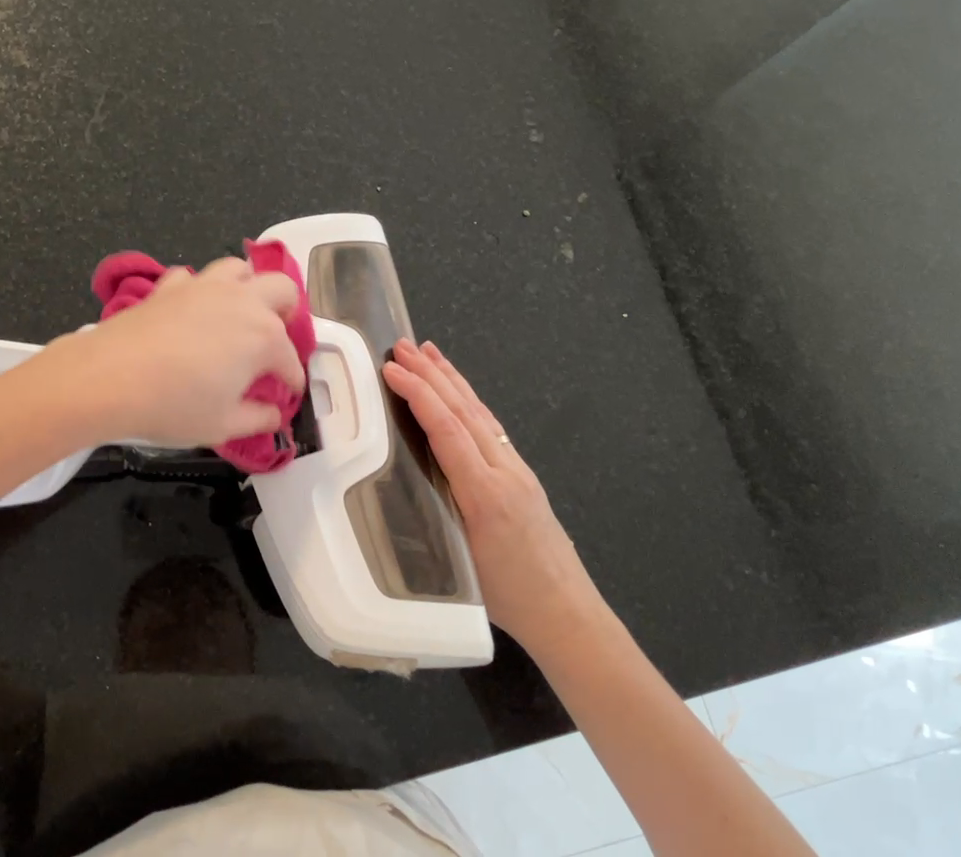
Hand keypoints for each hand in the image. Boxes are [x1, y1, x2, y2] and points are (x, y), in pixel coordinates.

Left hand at [46, 256, 305, 448]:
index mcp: (263, 338)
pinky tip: (192, 311)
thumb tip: (273, 415)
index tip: (284, 397)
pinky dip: (200, 290)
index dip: (291, 382)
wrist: (107, 378)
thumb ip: (257, 419)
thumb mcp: (222, 426)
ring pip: (240, 268)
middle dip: (287, 313)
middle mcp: (240, 302)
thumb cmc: (172, 406)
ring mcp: (203, 287)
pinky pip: (194, 277)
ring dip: (247, 288)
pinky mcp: (168, 286)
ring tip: (239, 315)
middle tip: (274, 342)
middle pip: (282, 289)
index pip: (290, 360)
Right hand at [382, 339, 607, 656]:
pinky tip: (459, 397)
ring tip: (429, 353)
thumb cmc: (509, 600)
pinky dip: (469, 403)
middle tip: (402, 345)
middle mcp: (505, 473)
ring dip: (452, 381)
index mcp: (485, 494)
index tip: (390, 369)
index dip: (418, 395)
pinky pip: (490, 430)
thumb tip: (394, 489)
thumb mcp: (460, 565)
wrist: (569, 615)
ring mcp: (517, 472)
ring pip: (480, 415)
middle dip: (432, 374)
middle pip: (465, 411)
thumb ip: (431, 520)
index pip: (448, 430)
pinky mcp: (522, 479)